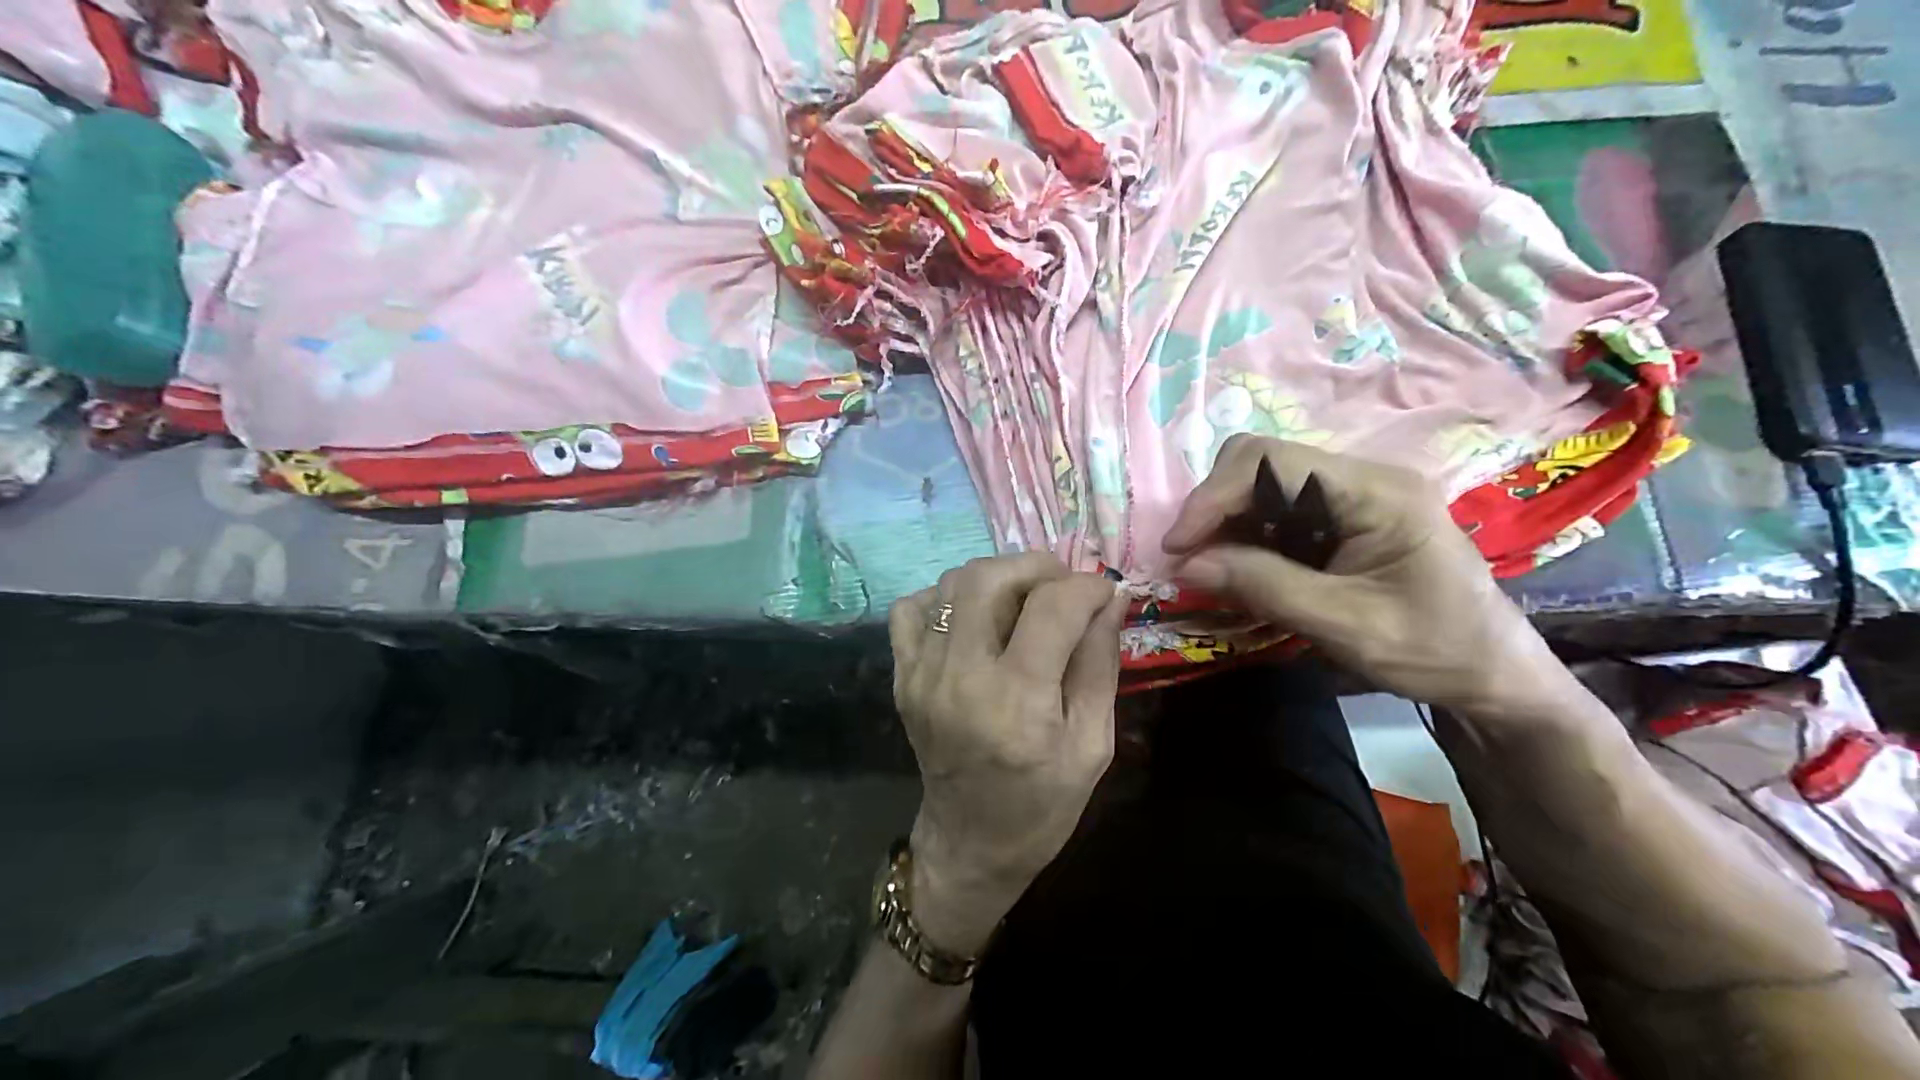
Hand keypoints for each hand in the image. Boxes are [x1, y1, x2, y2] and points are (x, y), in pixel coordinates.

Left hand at [888, 553, 1126, 954]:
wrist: (970, 843)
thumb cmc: (1043, 803)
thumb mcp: (1093, 742)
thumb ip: (1100, 662)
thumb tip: (1110, 597)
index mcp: (1017, 702)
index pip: (1052, 607)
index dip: (1087, 587)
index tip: (1105, 594)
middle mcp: (960, 678)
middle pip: (989, 578)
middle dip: (1036, 567)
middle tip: (1062, 585)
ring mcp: (922, 674)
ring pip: (951, 583)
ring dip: (996, 577)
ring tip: (1024, 600)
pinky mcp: (902, 676)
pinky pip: (912, 608)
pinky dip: (946, 597)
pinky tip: (974, 618)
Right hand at [1162, 436, 1571, 719]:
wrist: (1493, 675)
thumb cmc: (1434, 649)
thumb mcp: (1345, 624)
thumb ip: (1264, 586)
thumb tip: (1185, 563)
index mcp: (1376, 491)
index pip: (1268, 461)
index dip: (1212, 497)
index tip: (1177, 547)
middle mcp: (1361, 478)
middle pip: (1258, 463)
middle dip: (1214, 507)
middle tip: (1189, 559)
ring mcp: (1351, 496)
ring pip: (1260, 486)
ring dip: (1224, 523)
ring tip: (1206, 569)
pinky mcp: (1341, 518)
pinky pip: (1275, 511)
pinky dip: (1243, 537)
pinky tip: (1237, 569)